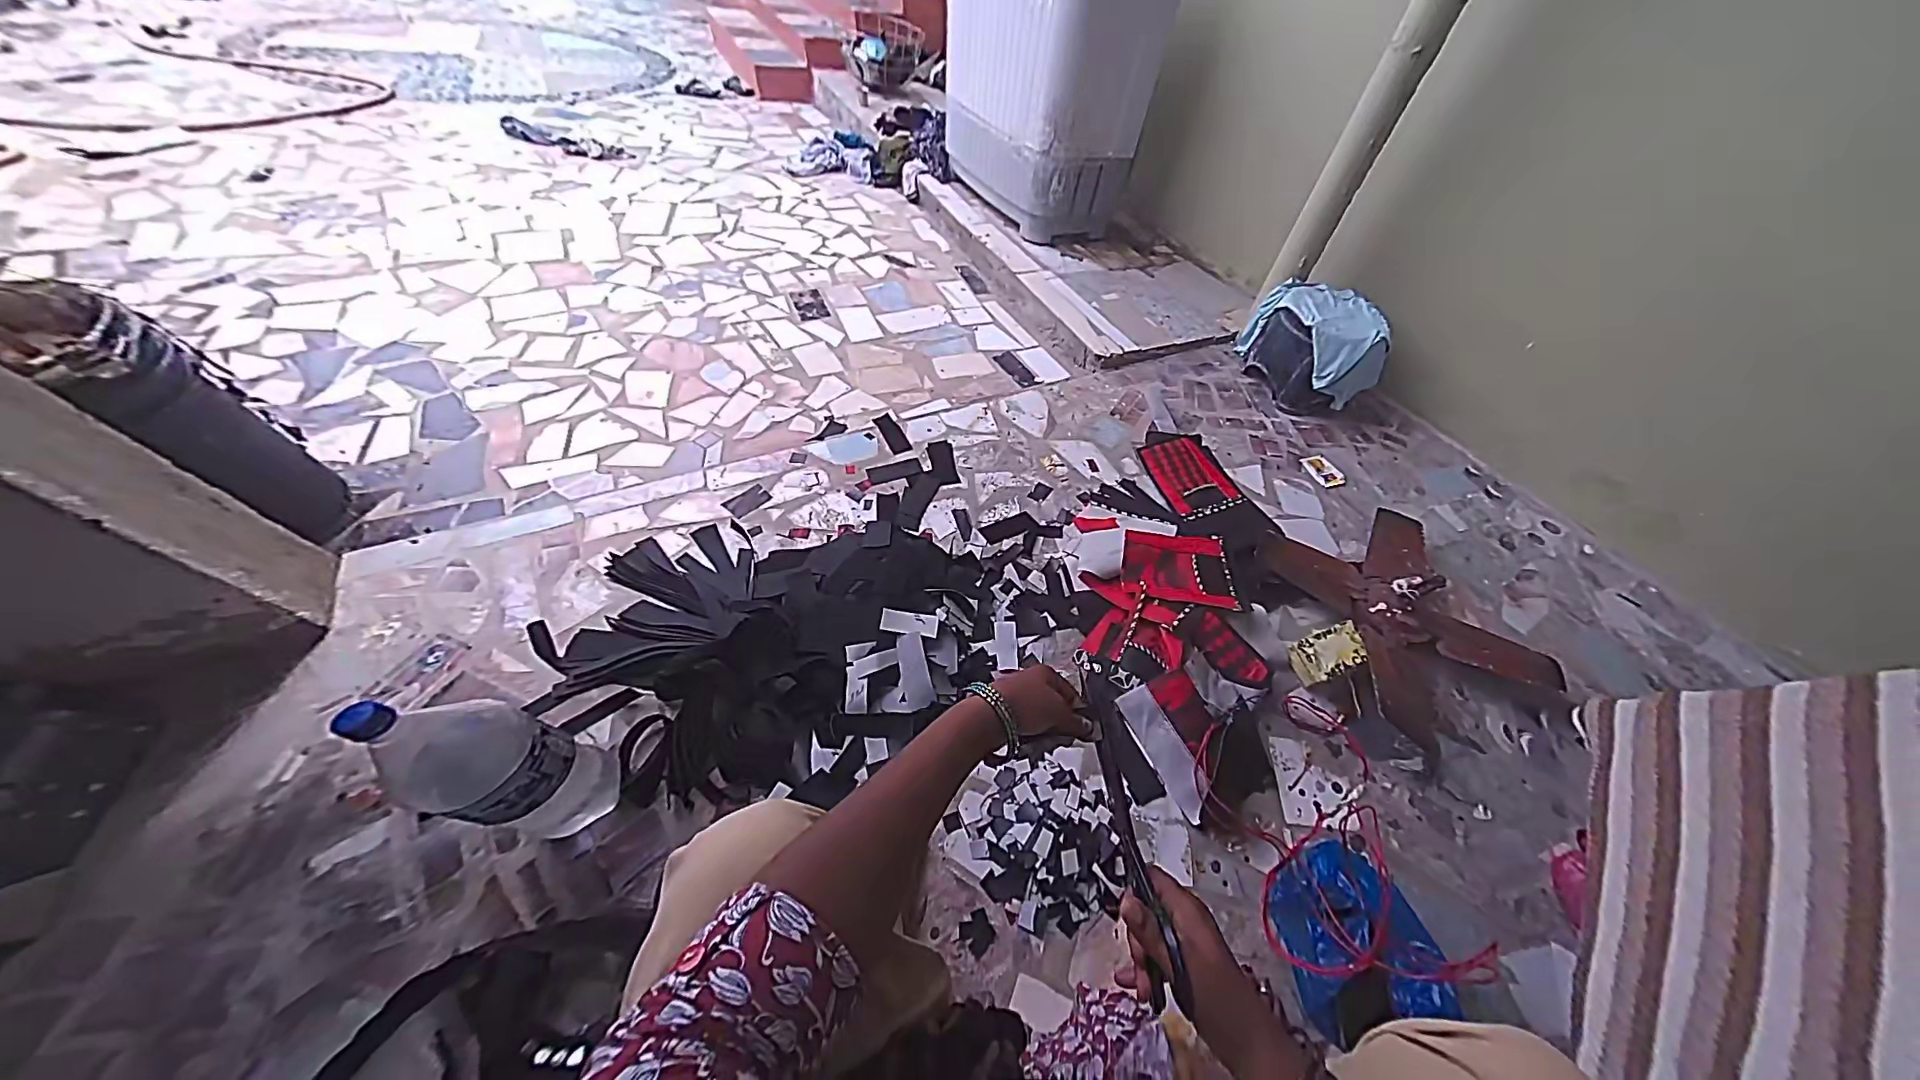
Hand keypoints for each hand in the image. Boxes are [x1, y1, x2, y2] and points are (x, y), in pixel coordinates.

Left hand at [989, 664, 1090, 741]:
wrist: (989, 717)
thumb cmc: (1019, 704)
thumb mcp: (1060, 715)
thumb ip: (1077, 722)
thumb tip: (1088, 727)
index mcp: (1045, 672)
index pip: (1070, 691)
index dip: (1079, 710)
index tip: (1083, 725)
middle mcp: (1027, 679)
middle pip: (1052, 704)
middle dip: (1058, 722)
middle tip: (1062, 734)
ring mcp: (1013, 694)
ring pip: (1036, 716)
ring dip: (1042, 730)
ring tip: (1043, 739)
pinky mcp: (1001, 711)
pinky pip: (1021, 724)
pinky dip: (1026, 733)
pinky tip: (1027, 741)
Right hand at [1118, 867, 1298, 1077]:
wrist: (1248, 1043)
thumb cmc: (1218, 1001)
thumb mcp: (1178, 965)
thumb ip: (1150, 932)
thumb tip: (1126, 899)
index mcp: (1188, 911)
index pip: (1152, 878)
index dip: (1132, 890)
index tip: (1122, 916)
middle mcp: (1186, 920)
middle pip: (1146, 909)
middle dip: (1137, 937)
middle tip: (1141, 964)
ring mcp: (1185, 941)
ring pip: (1149, 934)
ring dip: (1141, 958)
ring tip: (1143, 985)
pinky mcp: (1185, 961)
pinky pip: (1158, 953)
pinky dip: (1148, 968)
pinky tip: (1141, 987)